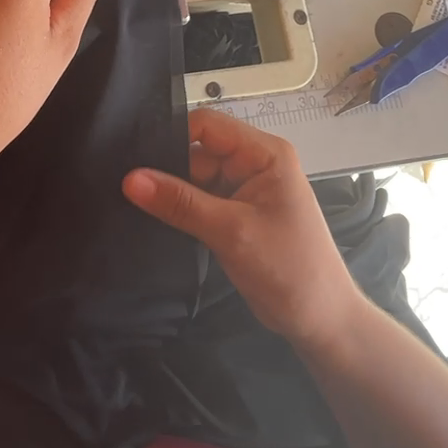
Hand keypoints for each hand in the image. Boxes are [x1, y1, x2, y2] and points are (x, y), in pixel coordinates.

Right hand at [122, 110, 363, 347]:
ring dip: (171, 192)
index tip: (133, 155)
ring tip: (131, 201)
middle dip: (167, 168)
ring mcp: (243, 189)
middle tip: (125, 185)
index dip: (171, 135)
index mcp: (264, 153)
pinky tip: (152, 216)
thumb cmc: (289, 269)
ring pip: (193, 177)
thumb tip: (130, 178)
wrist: (322, 322)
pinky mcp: (233, 214)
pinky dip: (179, 209)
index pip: (207, 124)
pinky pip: (198, 200)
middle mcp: (253, 163)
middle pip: (196, 150)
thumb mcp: (231, 232)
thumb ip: (180, 203)